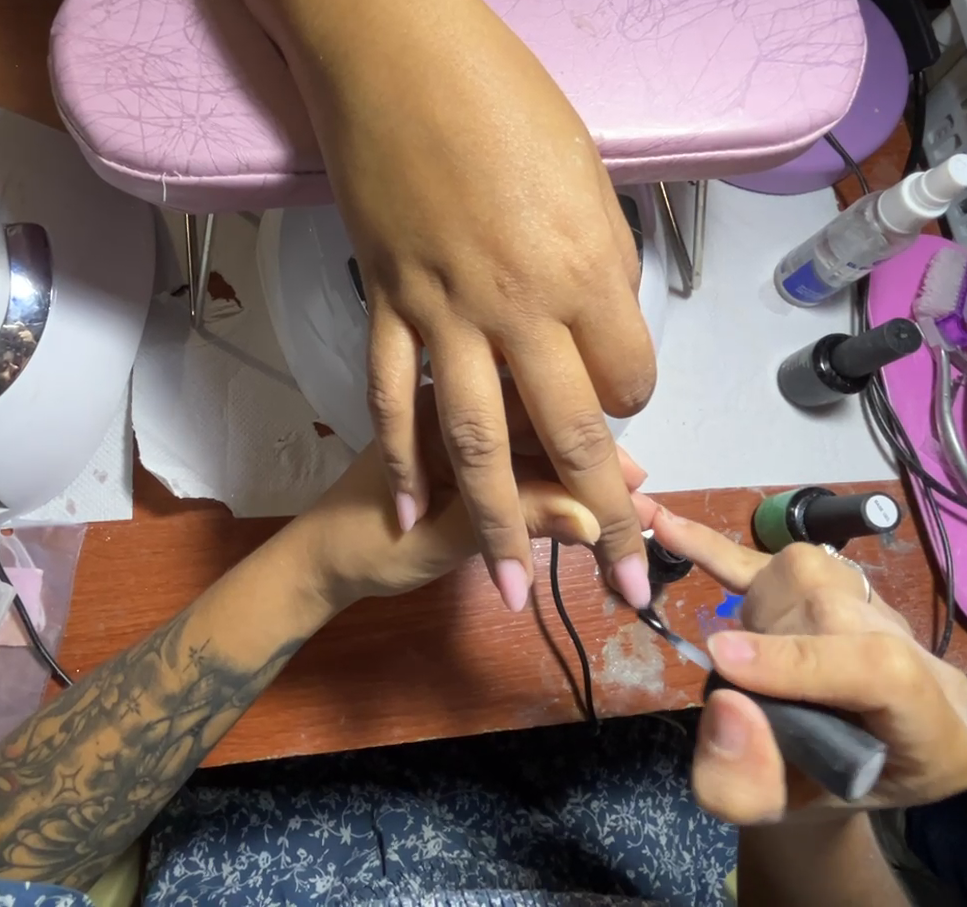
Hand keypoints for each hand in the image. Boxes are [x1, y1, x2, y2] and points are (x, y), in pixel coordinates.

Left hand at [298, 399, 650, 610]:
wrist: (322, 559)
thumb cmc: (368, 544)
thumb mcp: (440, 537)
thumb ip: (511, 522)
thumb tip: (592, 522)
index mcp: (444, 412)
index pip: (527, 420)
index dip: (583, 454)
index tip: (634, 487)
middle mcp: (460, 408)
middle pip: (540, 428)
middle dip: (594, 463)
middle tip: (644, 493)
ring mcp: (466, 430)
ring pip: (536, 445)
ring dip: (579, 473)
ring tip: (633, 494)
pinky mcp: (469, 457)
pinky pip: (521, 462)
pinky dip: (555, 483)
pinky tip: (588, 498)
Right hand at [309, 0, 656, 616]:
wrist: (397, 57)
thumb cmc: (506, 96)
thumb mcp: (585, 173)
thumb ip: (600, 264)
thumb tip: (600, 326)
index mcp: (587, 266)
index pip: (628, 376)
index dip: (631, 400)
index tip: (619, 403)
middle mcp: (522, 306)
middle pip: (571, 432)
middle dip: (605, 514)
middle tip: (627, 581)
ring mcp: (446, 314)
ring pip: (480, 441)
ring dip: (499, 525)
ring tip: (515, 590)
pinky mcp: (387, 307)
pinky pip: (392, 398)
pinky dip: (402, 459)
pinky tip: (411, 510)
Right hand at [639, 501, 966, 822]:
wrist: (810, 772)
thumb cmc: (796, 794)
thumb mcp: (761, 813)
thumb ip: (741, 783)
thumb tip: (729, 703)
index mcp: (937, 741)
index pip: (888, 674)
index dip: (801, 661)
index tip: (722, 660)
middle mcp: (930, 669)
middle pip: (839, 616)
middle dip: (768, 638)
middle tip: (733, 676)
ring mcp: (886, 618)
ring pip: (811, 575)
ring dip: (756, 606)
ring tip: (744, 654)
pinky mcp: (837, 586)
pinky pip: (778, 556)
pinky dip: (718, 545)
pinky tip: (670, 528)